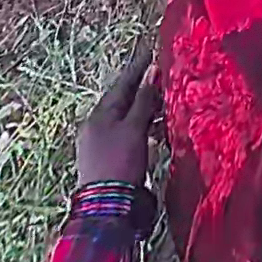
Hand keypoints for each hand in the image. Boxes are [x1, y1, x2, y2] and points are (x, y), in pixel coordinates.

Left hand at [76, 42, 161, 185]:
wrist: (106, 211)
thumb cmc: (120, 163)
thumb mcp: (134, 128)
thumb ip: (144, 99)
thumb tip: (152, 70)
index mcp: (100, 113)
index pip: (123, 83)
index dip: (140, 67)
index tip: (153, 50)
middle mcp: (97, 125)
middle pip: (123, 99)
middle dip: (144, 88)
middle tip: (163, 75)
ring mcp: (101, 143)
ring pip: (126, 117)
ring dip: (145, 109)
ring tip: (164, 103)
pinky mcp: (108, 159)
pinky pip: (127, 133)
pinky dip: (142, 127)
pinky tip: (155, 129)